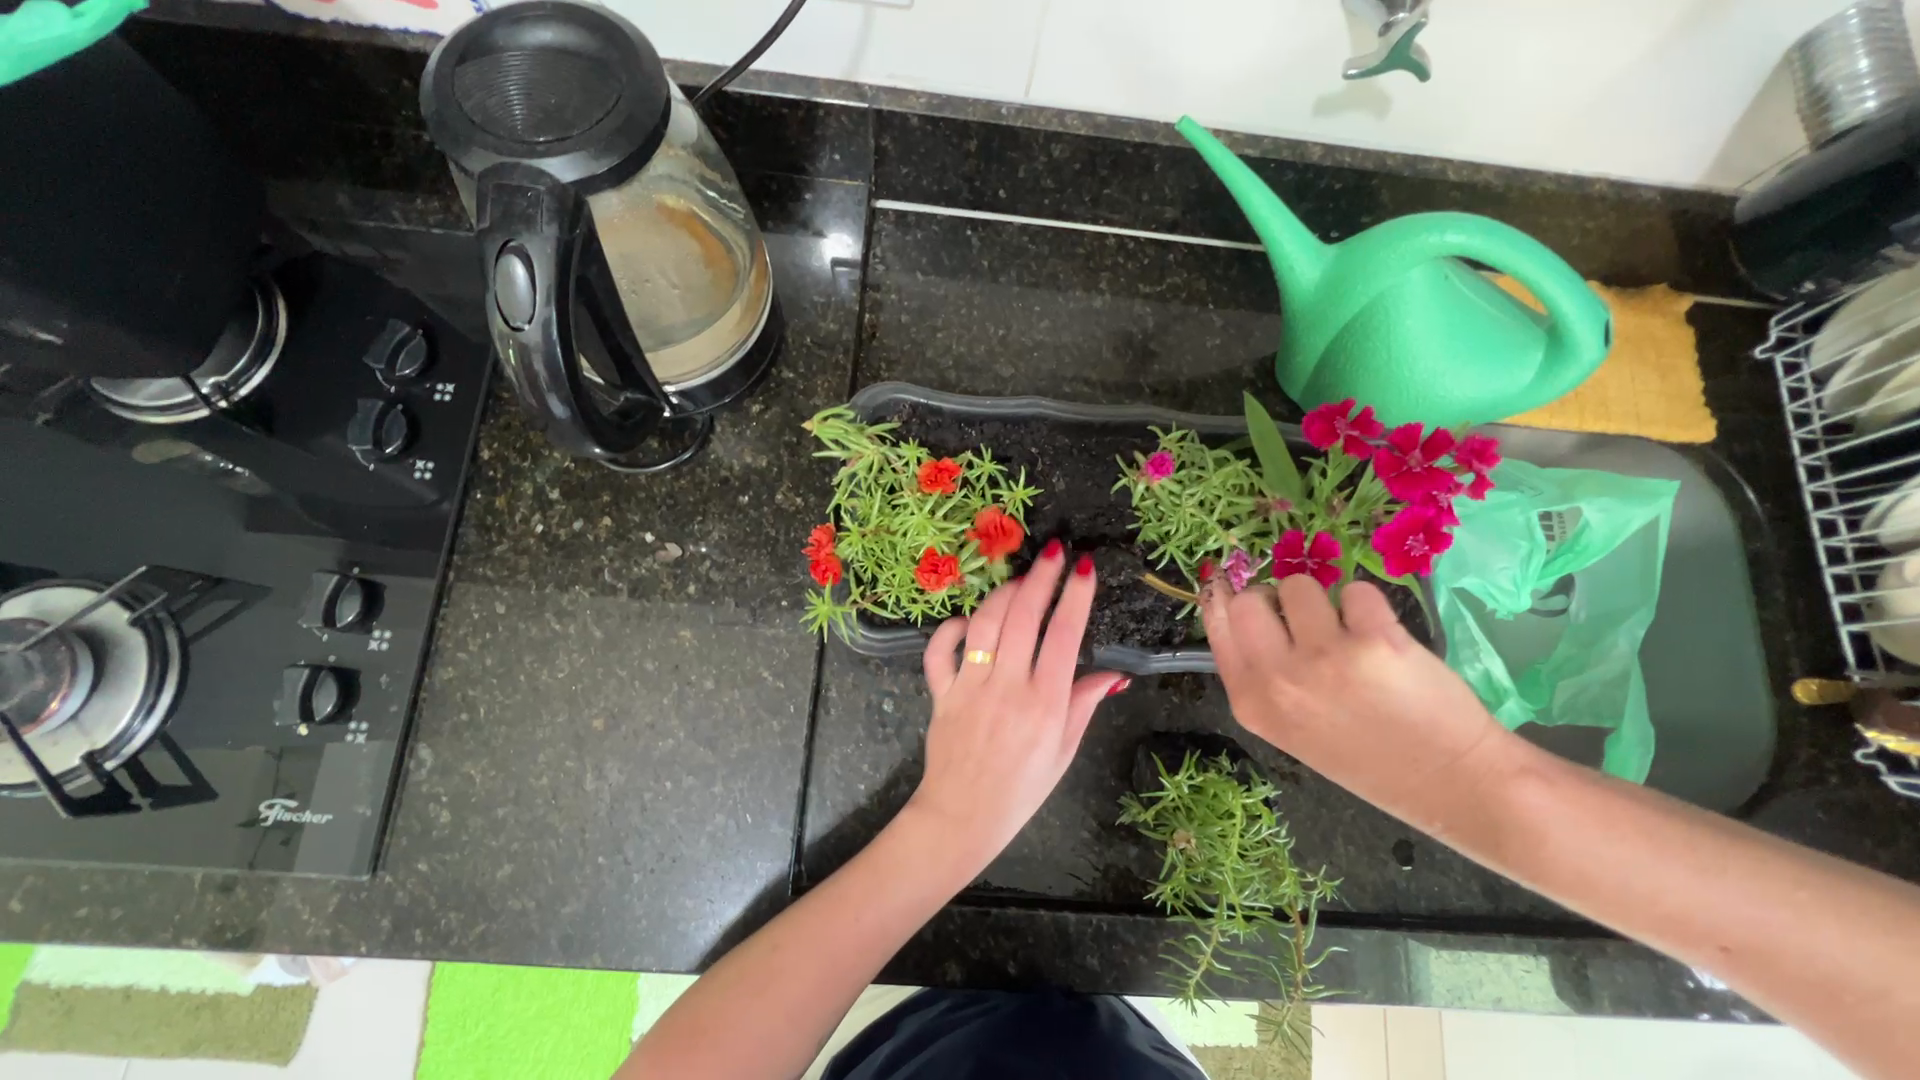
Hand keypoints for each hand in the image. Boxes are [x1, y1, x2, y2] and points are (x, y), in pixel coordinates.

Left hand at [910, 540, 1127, 866]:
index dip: (1075, 596)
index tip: (1084, 566)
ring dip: (1003, 593)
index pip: (1064, 636)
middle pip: (1023, 617)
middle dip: (1041, 577)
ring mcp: (970, 688)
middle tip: (1054, 552)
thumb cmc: (1022, 789)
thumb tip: (1114, 674)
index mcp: (1045, 704)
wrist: (963, 817)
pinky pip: (940, 651)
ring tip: (1021, 578)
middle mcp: (1007, 688)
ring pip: (984, 624)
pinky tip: (968, 619)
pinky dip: (951, 628)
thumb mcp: (1064, 752)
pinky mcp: (941, 693)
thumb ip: (1084, 705)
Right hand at [1201, 575, 1521, 825]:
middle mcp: (1278, 679)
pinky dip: (1367, 606)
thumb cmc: (1363, 755)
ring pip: (1299, 587)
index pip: (1217, 624)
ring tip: (1346, 632)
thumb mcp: (1287, 726)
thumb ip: (1261, 674)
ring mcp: (1325, 658)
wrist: (1446, 780)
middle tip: (1302, 616)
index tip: (1238, 585)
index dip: (1224, 596)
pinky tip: (1380, 638)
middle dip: (1273, 598)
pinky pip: (1355, 591)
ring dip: (1323, 600)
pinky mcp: (1374, 640)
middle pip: (1249, 600)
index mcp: (1251, 703)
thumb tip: (1245, 606)